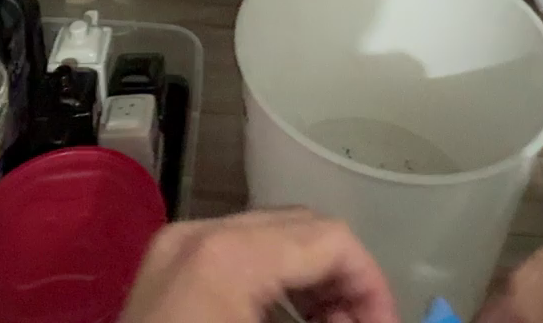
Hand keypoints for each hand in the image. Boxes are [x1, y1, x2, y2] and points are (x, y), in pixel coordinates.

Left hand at [119, 209, 400, 322]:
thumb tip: (379, 322)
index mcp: (228, 253)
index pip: (329, 238)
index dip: (372, 285)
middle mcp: (199, 234)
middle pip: (299, 230)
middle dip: (341, 282)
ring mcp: (175, 249)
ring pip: (268, 241)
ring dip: (309, 284)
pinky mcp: (163, 271)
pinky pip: (235, 258)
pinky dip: (271, 288)